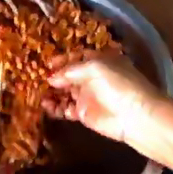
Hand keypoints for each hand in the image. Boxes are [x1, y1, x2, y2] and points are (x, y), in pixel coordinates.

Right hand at [45, 54, 160, 144]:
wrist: (135, 116)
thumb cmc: (118, 85)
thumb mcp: (94, 68)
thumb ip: (71, 70)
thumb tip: (51, 77)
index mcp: (100, 62)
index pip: (77, 57)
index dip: (63, 59)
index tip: (48, 62)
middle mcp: (93, 77)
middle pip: (68, 75)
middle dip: (54, 76)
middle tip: (36, 77)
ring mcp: (87, 96)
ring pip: (64, 92)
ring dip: (51, 92)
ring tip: (37, 92)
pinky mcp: (84, 113)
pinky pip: (65, 109)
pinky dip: (55, 107)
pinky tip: (45, 105)